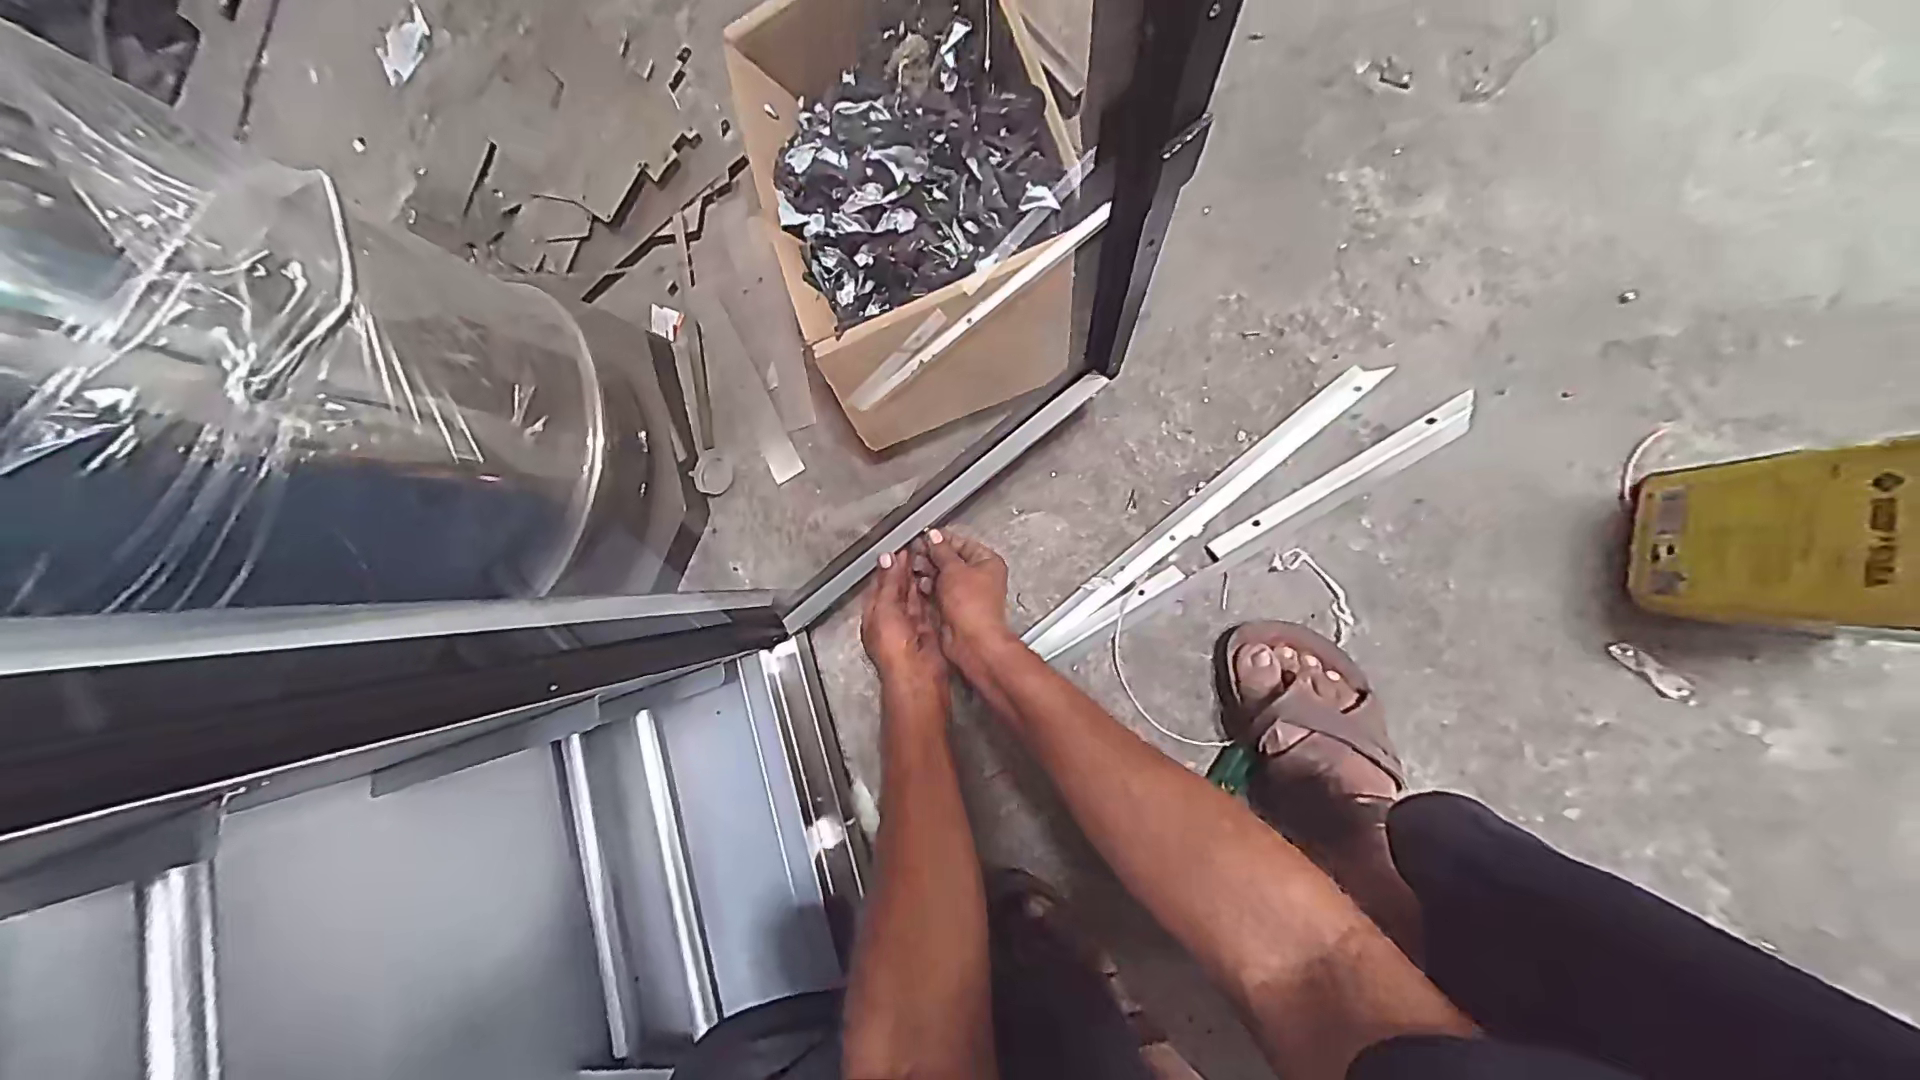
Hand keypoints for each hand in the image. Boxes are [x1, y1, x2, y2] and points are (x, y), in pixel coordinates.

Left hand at [861, 550, 948, 699]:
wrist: (917, 676)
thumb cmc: (894, 647)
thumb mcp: (885, 609)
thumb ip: (888, 583)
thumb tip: (887, 559)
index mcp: (874, 615)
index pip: (879, 585)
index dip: (888, 567)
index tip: (898, 550)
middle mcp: (890, 620)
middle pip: (896, 589)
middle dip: (903, 570)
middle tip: (914, 550)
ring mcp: (909, 625)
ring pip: (912, 596)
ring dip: (917, 578)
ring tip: (925, 558)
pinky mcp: (927, 629)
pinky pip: (928, 606)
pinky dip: (930, 592)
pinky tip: (934, 578)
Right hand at [912, 529, 1011, 647]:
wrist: (971, 640)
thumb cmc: (973, 607)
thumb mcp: (954, 569)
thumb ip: (941, 551)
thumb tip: (934, 538)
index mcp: (988, 562)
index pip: (963, 543)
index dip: (943, 540)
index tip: (926, 538)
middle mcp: (979, 577)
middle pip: (952, 560)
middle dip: (933, 556)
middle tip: (917, 552)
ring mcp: (966, 594)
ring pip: (944, 576)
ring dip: (929, 572)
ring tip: (916, 567)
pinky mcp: (955, 607)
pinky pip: (939, 592)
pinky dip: (929, 588)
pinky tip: (920, 584)